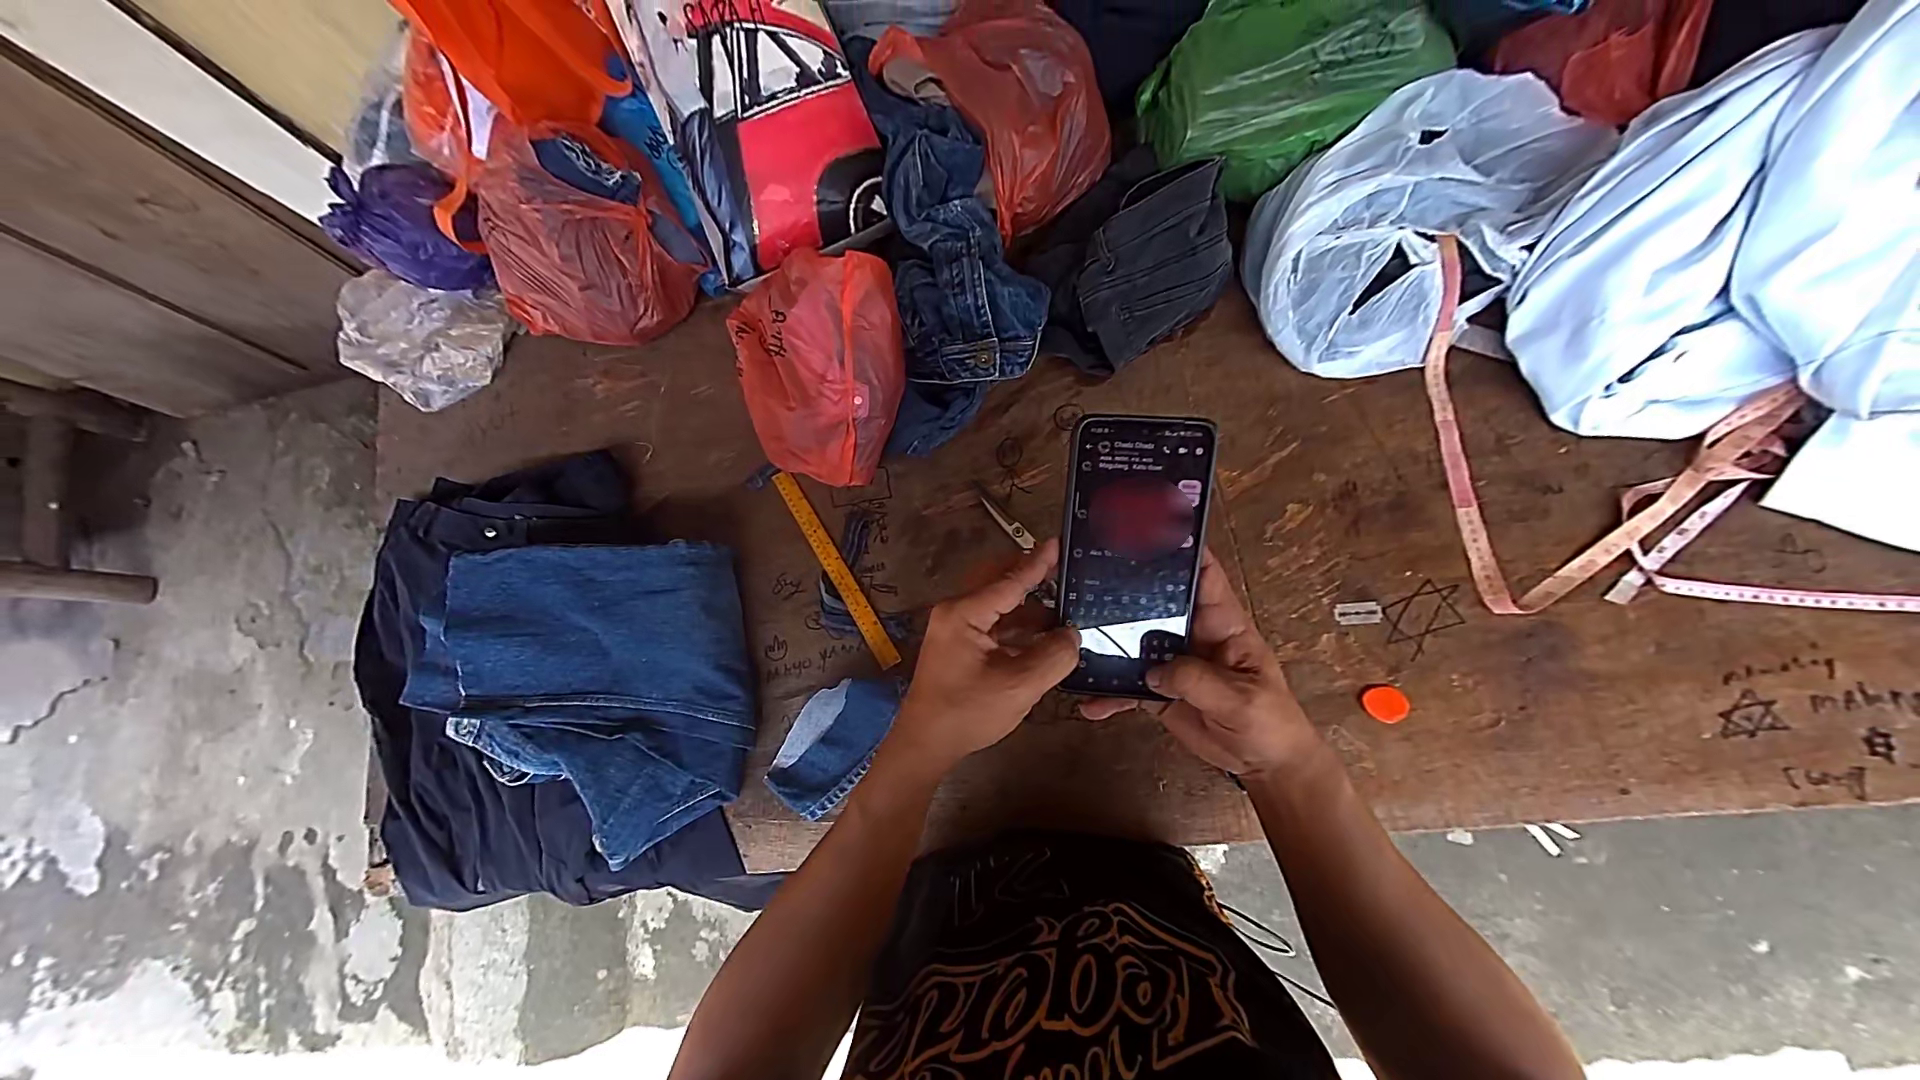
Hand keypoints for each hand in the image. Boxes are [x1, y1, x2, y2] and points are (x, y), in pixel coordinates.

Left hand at [885, 538, 1080, 773]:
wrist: (926, 744)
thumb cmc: (966, 712)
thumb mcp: (1019, 685)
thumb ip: (1053, 655)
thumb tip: (1072, 635)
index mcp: (964, 613)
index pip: (1009, 580)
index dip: (1037, 563)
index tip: (1057, 543)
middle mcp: (956, 613)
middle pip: (999, 584)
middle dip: (1031, 578)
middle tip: (1063, 572)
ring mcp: (955, 629)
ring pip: (997, 606)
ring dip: (1028, 607)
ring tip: (1062, 609)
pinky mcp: (959, 647)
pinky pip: (993, 624)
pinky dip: (1018, 626)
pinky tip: (1042, 636)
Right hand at [1080, 549, 1318, 779]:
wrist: (1262, 763)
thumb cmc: (1269, 722)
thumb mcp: (1240, 699)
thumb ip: (1197, 680)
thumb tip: (1152, 671)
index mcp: (1222, 624)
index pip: (1204, 577)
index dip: (1181, 553)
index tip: (1148, 534)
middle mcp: (1193, 635)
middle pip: (1157, 604)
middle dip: (1127, 592)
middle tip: (1088, 581)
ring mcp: (1173, 662)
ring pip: (1135, 643)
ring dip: (1108, 644)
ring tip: (1076, 642)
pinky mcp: (1159, 689)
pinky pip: (1128, 685)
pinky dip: (1109, 694)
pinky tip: (1090, 703)